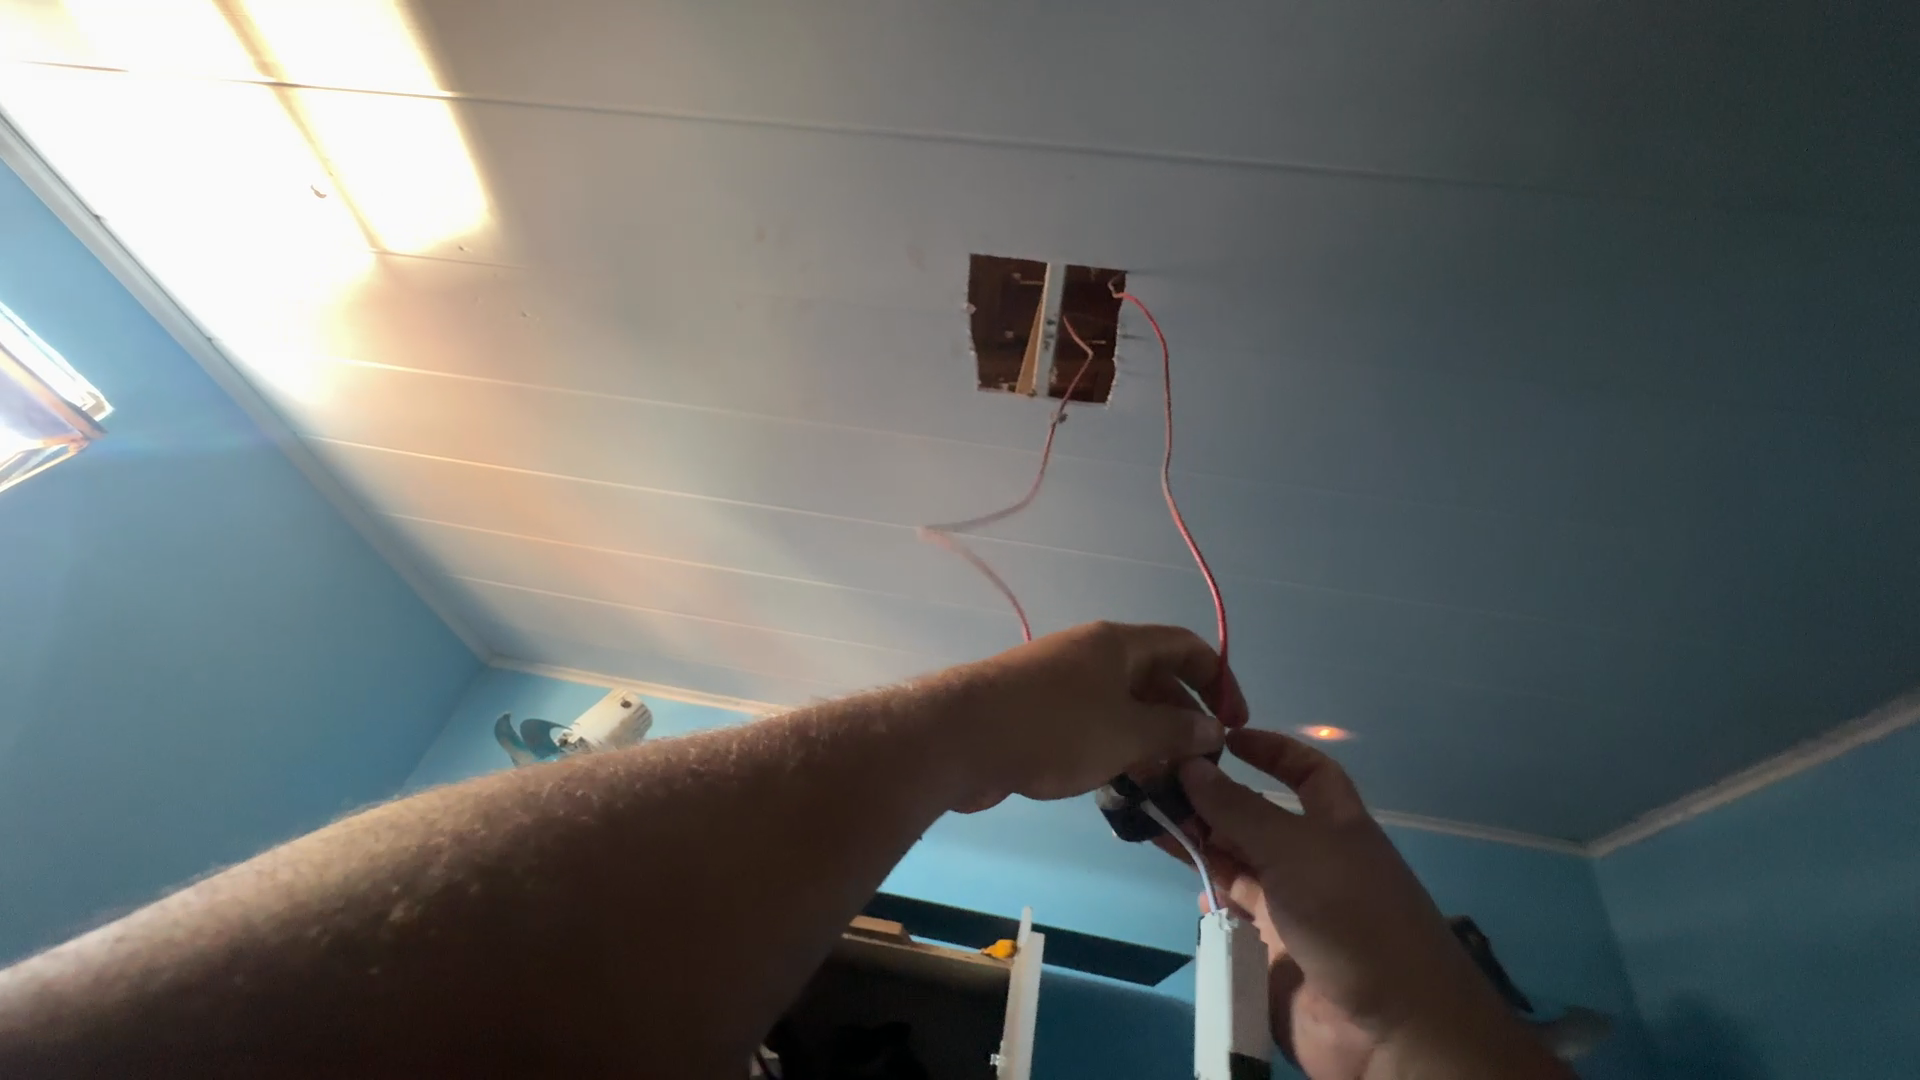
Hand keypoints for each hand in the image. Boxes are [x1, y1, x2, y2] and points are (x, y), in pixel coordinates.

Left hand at [933, 622, 1245, 811]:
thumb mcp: (1128, 731)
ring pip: (1124, 711)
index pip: (1186, 647)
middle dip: (1184, 721)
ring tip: (1172, 788)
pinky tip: (1128, 791)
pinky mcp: (1042, 717)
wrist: (963, 737)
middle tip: (1203, 768)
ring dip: (1151, 745)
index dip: (1219, 680)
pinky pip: (1094, 730)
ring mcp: (1065, 686)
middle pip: (1155, 680)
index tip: (1236, 725)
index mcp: (1118, 644)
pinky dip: (1116, 754)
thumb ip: (1175, 730)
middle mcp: (1093, 657)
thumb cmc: (1055, 727)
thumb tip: (1211, 726)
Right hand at [1165, 730, 1570, 1079]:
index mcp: (1334, 826)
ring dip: (1199, 846)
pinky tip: (1192, 892)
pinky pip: (1232, 915)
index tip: (1226, 737)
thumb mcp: (1293, 848)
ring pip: (1235, 863)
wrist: (1390, 1031)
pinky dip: (1210, 901)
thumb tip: (1190, 765)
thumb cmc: (1351, 916)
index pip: (1306, 773)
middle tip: (1158, 784)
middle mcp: (1310, 860)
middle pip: (1255, 817)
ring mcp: (1290, 906)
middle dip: (1213, 799)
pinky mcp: (1270, 949)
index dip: (1271, 751)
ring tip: (1154, 826)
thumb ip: (1236, 808)